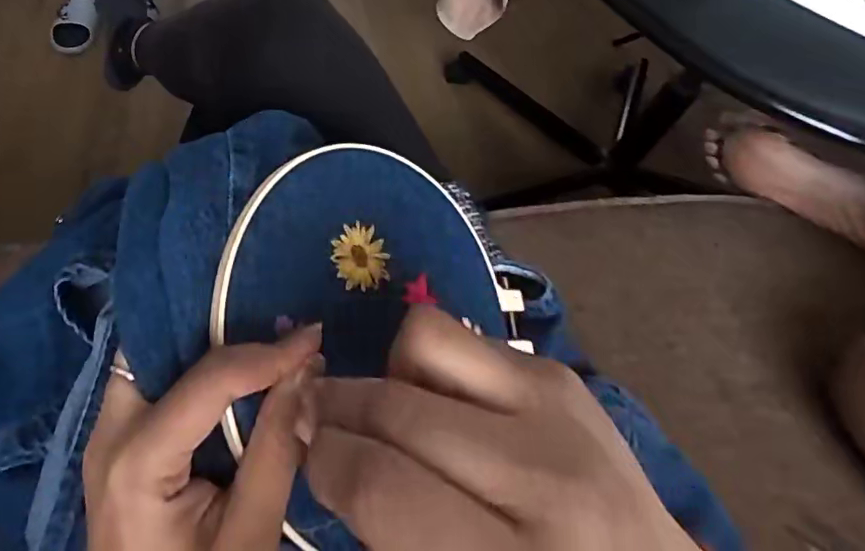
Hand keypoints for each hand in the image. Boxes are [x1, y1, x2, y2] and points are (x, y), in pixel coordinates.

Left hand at [85, 324, 321, 550]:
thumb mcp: (248, 536)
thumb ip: (276, 448)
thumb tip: (305, 369)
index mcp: (136, 460)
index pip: (209, 379)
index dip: (266, 353)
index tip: (313, 335)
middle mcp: (108, 432)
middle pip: (162, 349)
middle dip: (220, 328)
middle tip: (278, 327)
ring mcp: (105, 434)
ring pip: (155, 357)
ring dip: (206, 344)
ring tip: (262, 338)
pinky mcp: (116, 443)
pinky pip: (153, 382)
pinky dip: (193, 368)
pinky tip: (233, 369)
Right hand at [299, 306, 695, 550]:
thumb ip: (386, 528)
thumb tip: (315, 451)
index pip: (382, 486)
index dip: (323, 463)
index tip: (303, 452)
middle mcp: (544, 477)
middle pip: (393, 408)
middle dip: (333, 410)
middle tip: (314, 420)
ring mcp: (560, 409)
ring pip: (423, 339)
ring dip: (387, 373)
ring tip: (390, 414)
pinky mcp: (561, 373)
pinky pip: (461, 336)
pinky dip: (429, 365)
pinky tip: (439, 407)